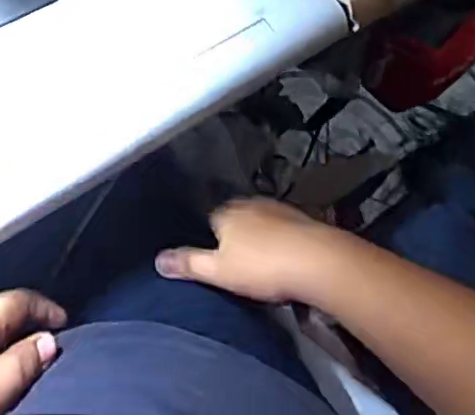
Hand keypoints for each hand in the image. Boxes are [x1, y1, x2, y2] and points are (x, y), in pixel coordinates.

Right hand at [154, 197, 355, 305]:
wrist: (317, 260)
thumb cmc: (263, 266)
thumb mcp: (219, 271)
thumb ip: (189, 263)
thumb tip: (157, 258)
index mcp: (224, 212)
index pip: (209, 220)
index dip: (210, 238)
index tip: (215, 256)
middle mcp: (247, 203)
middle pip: (234, 217)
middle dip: (234, 234)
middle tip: (238, 261)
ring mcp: (275, 207)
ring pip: (258, 220)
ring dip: (258, 234)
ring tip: (262, 260)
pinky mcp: (299, 217)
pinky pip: (281, 226)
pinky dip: (279, 237)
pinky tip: (284, 255)